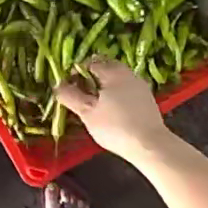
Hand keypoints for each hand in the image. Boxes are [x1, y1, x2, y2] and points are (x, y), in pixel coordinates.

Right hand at [56, 58, 171, 160]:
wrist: (149, 144)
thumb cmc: (115, 126)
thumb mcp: (86, 112)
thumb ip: (70, 96)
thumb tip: (57, 85)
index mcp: (113, 72)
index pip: (90, 62)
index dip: (75, 72)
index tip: (68, 86)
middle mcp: (129, 73)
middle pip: (105, 68)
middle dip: (90, 77)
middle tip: (79, 94)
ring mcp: (140, 86)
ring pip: (116, 79)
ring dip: (102, 86)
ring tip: (92, 103)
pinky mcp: (146, 100)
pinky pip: (126, 90)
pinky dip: (115, 94)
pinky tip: (110, 110)